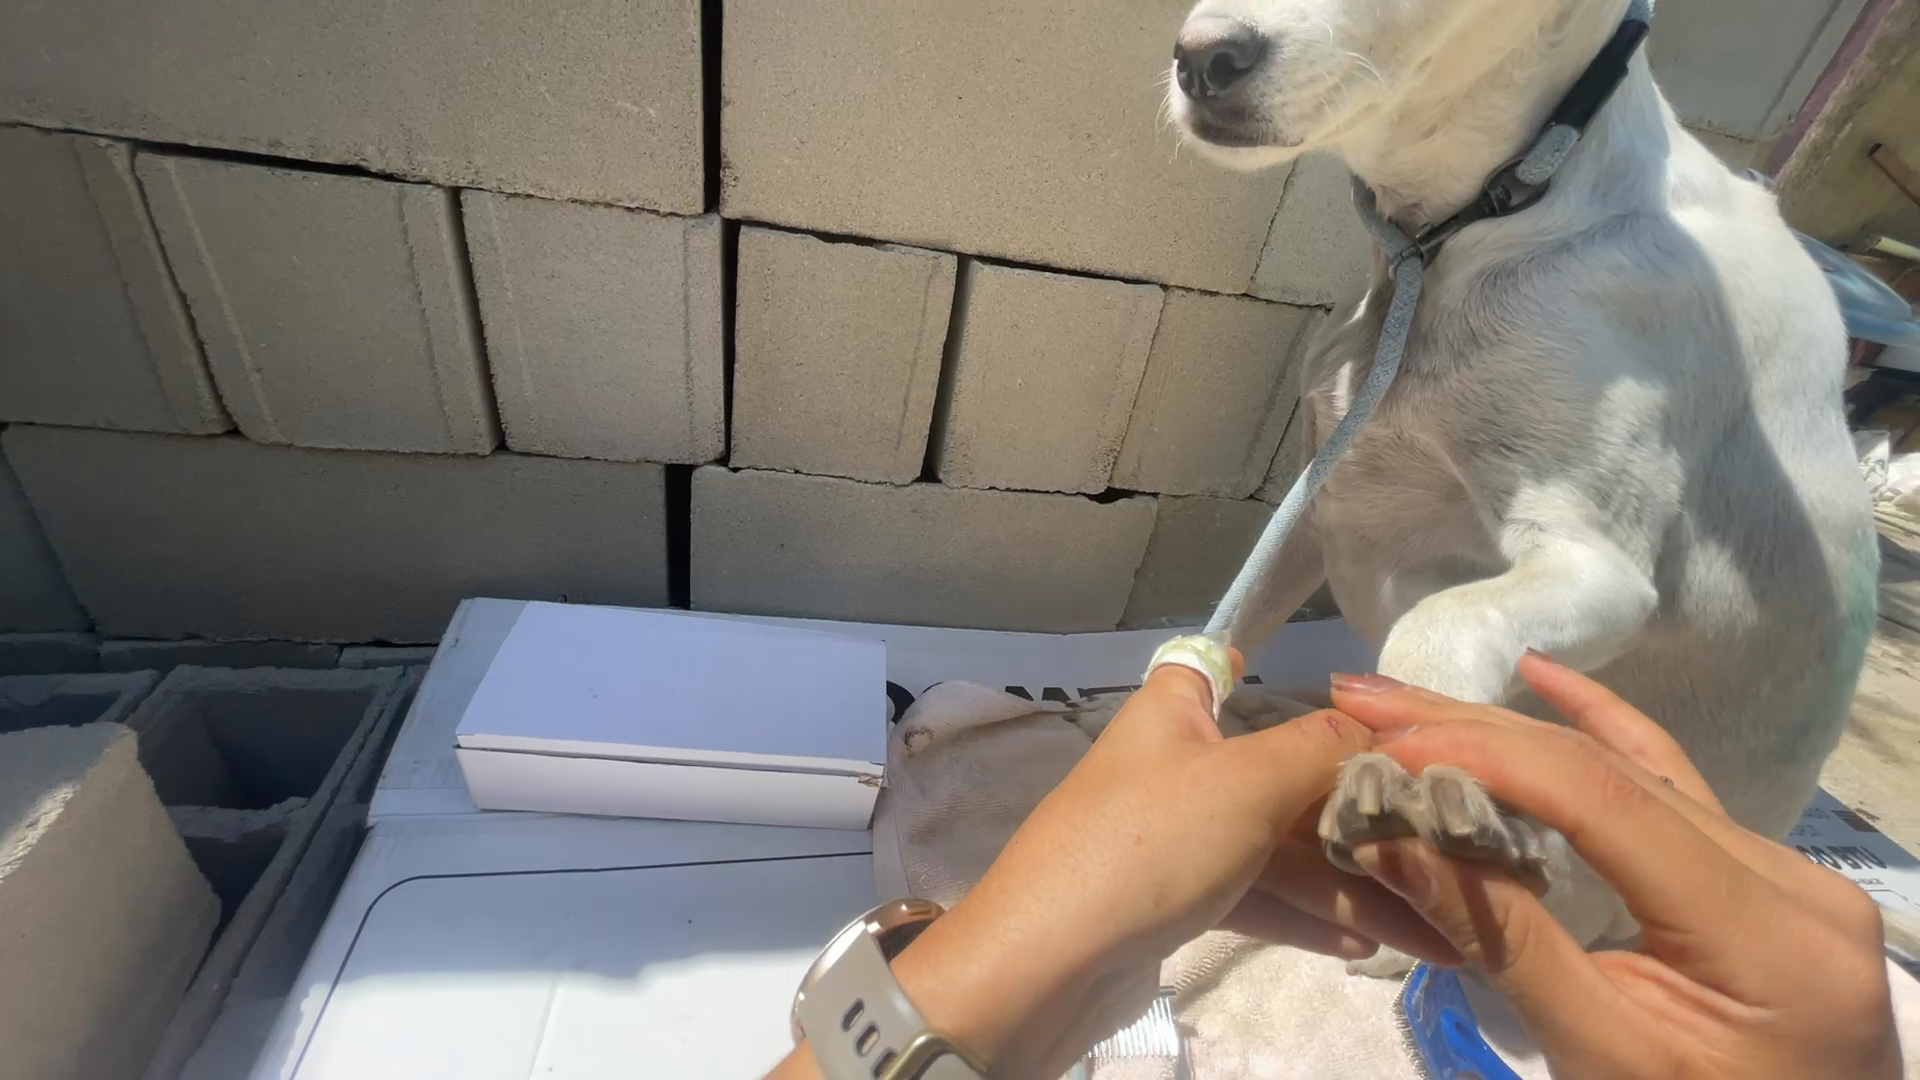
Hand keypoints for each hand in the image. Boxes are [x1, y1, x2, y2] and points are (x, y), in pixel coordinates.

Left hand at [772, 651, 1455, 1079]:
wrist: (1054, 954)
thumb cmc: (1152, 837)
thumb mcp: (1244, 782)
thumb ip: (1317, 750)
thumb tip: (1381, 727)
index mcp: (1172, 711)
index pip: (1206, 665)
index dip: (1245, 660)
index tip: (1312, 682)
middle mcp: (1171, 761)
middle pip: (1272, 770)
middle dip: (1354, 813)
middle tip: (1446, 855)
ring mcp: (1171, 831)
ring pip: (1272, 843)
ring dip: (1349, 881)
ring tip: (1439, 927)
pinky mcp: (1173, 894)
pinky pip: (1253, 891)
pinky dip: (1306, 912)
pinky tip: (1371, 944)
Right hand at [1328, 654, 1901, 1079]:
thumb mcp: (1599, 1056)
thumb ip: (1499, 940)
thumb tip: (1381, 840)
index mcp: (1761, 927)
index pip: (1596, 797)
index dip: (1479, 755)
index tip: (1381, 745)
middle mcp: (1777, 870)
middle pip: (1593, 764)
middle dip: (1462, 725)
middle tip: (1359, 700)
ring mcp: (1767, 861)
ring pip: (1608, 761)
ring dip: (1492, 724)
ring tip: (1397, 696)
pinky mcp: (1743, 865)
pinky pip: (1656, 773)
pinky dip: (1591, 717)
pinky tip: (1541, 673)